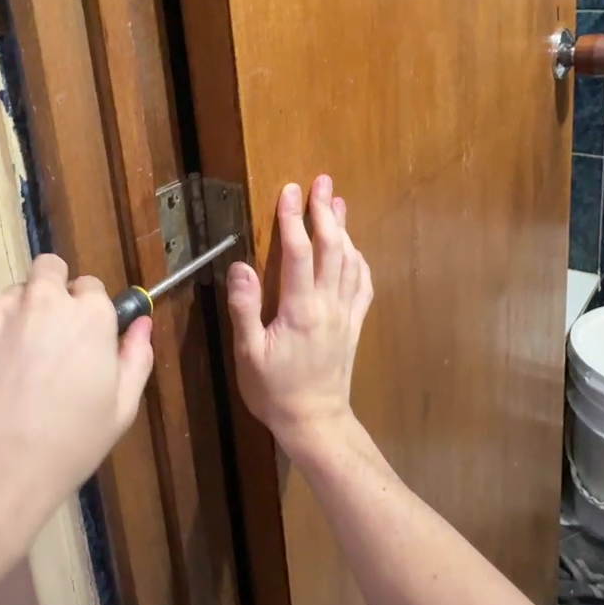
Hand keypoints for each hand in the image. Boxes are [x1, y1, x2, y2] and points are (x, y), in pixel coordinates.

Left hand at [0, 254, 154, 518]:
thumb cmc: (66, 446)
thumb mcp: (120, 410)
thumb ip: (136, 357)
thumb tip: (141, 324)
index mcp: (88, 315)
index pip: (92, 286)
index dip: (90, 310)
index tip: (86, 338)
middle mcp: (42, 300)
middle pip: (50, 269)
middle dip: (54, 289)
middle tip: (52, 335)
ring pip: (15, 295)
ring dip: (21, 314)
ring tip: (18, 365)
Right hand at [225, 175, 373, 453]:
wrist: (316, 423)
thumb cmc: (275, 391)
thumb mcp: (248, 355)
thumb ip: (245, 309)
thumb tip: (240, 267)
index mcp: (300, 309)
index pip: (299, 252)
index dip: (294, 218)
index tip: (290, 190)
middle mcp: (328, 305)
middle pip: (332, 247)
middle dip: (325, 211)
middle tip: (321, 182)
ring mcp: (345, 313)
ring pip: (350, 260)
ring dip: (344, 228)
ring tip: (337, 202)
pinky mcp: (354, 324)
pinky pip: (363, 283)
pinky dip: (359, 259)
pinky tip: (354, 248)